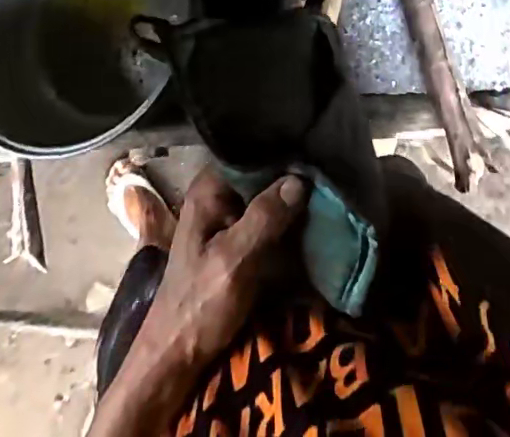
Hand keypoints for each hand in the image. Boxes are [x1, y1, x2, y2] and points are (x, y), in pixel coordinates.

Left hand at [89, 169, 306, 435]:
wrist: (177, 355)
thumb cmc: (199, 305)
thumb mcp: (234, 260)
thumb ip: (264, 219)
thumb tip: (299, 179)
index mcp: (209, 188)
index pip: (251, 153)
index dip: (283, 153)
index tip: (317, 154)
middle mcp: (218, 194)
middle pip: (262, 173)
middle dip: (293, 177)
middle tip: (331, 176)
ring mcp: (228, 216)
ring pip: (268, 196)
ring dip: (295, 201)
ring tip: (332, 193)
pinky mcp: (239, 239)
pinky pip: (269, 219)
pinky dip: (289, 221)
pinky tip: (315, 219)